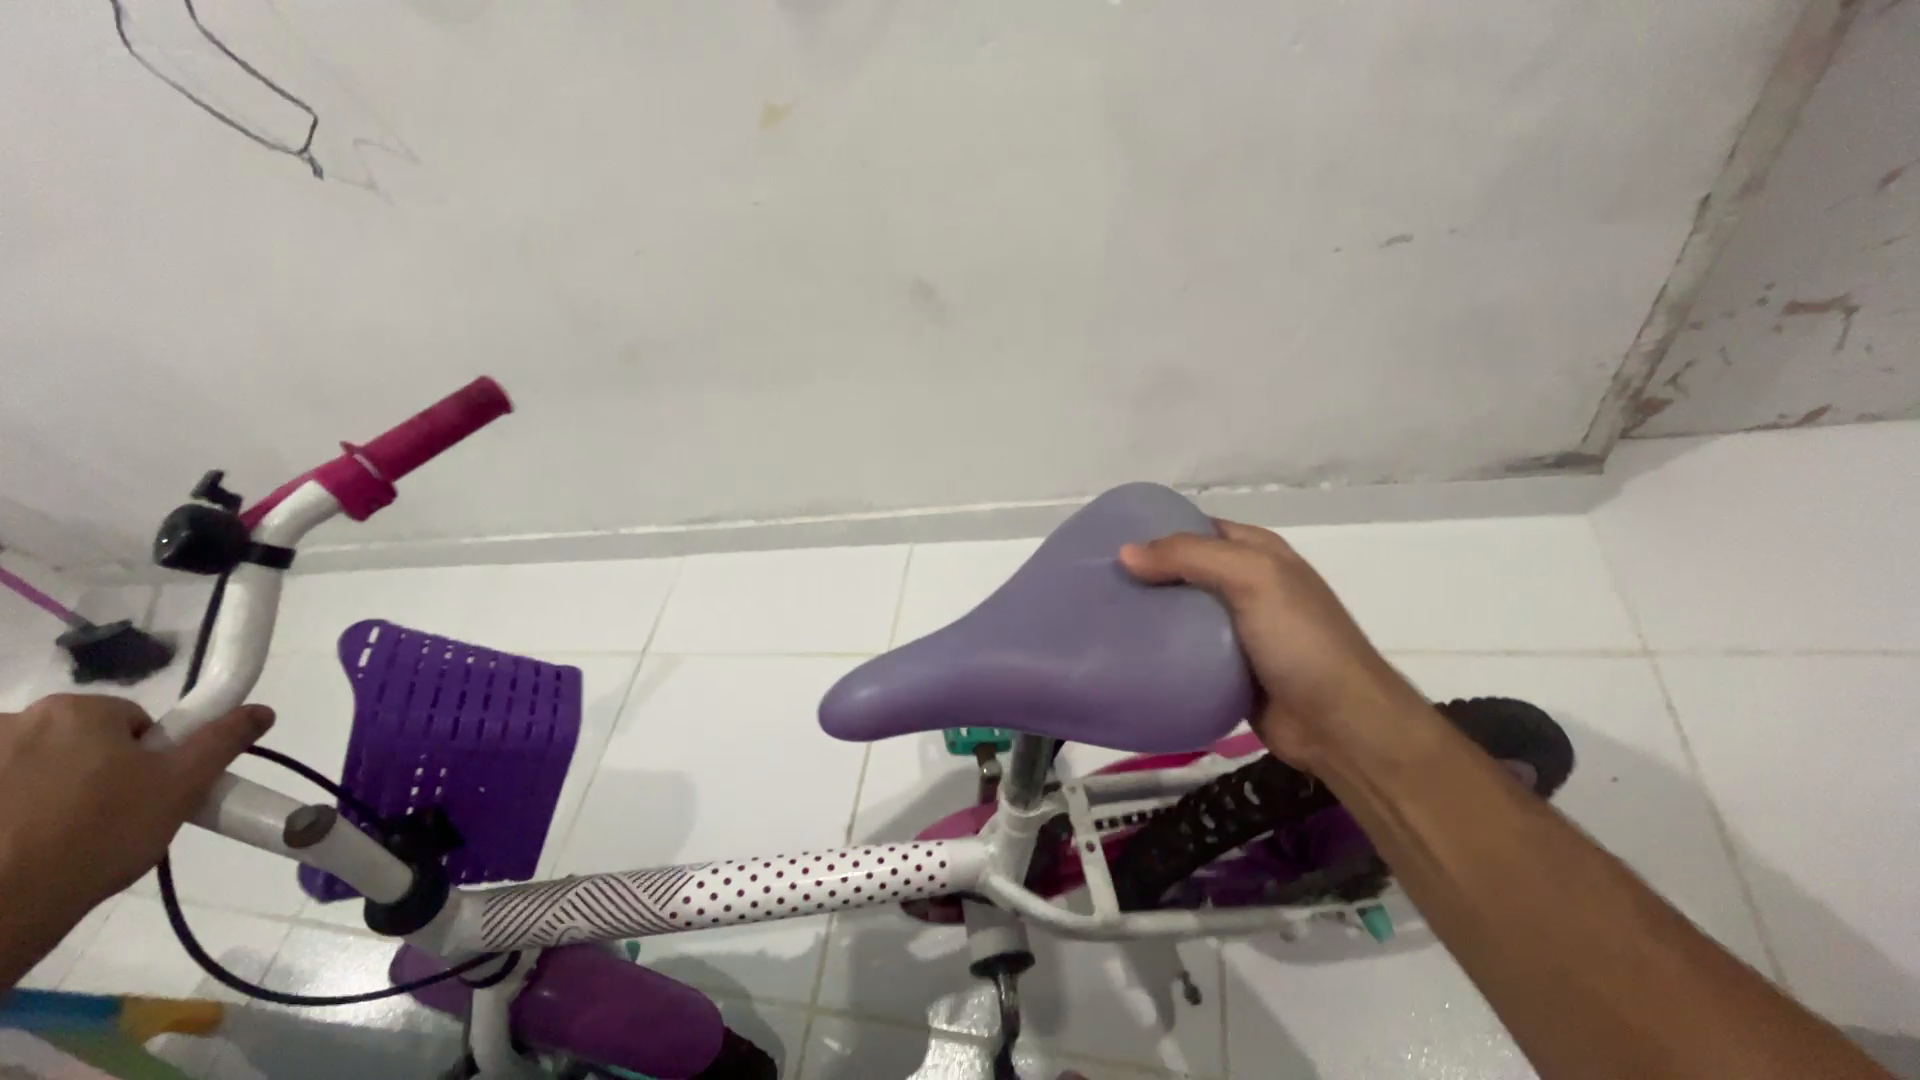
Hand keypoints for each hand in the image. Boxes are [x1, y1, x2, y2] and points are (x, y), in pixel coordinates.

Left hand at [0, 694, 272, 930]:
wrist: (2, 903)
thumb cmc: (102, 833)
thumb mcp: (181, 786)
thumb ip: (221, 742)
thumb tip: (262, 711)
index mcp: (76, 710)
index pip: (129, 722)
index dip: (146, 757)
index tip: (145, 793)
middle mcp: (13, 721)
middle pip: (77, 741)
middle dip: (94, 771)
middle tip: (107, 818)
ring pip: (31, 768)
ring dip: (45, 790)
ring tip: (56, 839)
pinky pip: (2, 792)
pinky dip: (11, 811)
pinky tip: (17, 843)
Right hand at [1120, 520, 1423, 766]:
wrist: (1340, 725)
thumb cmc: (1301, 641)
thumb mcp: (1252, 578)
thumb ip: (1190, 557)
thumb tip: (1125, 553)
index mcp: (1258, 552)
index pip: (1196, 528)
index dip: (1155, 530)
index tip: (1106, 541)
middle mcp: (1246, 586)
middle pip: (1183, 571)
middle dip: (1143, 574)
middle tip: (1092, 583)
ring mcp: (1236, 631)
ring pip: (1178, 614)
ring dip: (1145, 615)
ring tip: (1096, 617)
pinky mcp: (1225, 671)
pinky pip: (1182, 653)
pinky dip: (1156, 651)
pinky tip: (1123, 654)